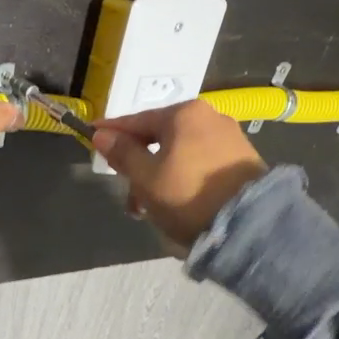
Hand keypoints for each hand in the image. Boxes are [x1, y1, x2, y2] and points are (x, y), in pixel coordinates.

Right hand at [92, 100, 269, 245]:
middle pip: (160, 138)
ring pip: (179, 153)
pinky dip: (181, 178)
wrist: (246, 223)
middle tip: (127, 194)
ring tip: (149, 209)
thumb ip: (122, 154)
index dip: (113, 132)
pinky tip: (175, 202)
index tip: (92, 135)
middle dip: (138, 165)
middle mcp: (209, 117)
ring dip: (158, 177)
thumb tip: (102, 135)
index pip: (138, 121)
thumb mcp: (145, 178)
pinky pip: (199, 163)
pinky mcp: (242, 159)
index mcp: (184, 114)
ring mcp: (229, 137)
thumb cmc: (187, 195)